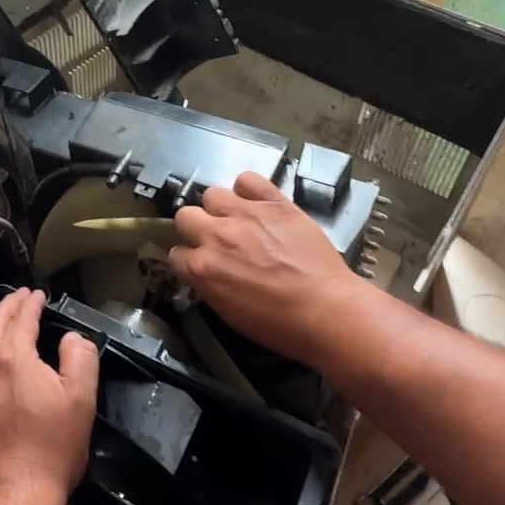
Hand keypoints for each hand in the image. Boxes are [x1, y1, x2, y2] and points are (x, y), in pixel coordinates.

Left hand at [0, 288, 99, 503]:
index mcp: (14, 356)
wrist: (16, 493)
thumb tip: (71, 337)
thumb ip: (80, 356)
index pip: (22, 317)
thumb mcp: (82, 398)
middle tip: (20, 298)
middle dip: (9, 306)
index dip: (31, 302)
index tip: (39, 295)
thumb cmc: (52, 445)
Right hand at [171, 171, 366, 366]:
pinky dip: (248, 189)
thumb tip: (205, 272)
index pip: (176, 254)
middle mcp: (217, 236)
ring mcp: (245, 214)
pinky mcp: (274, 202)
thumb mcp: (230, 313)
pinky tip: (257, 203)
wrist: (328, 311)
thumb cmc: (280, 325)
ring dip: (221, 208)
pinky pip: (248, 179)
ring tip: (238, 220)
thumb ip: (209, 285)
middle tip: (216, 240)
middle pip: (185, 216)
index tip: (201, 264)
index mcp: (202, 269)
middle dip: (196, 228)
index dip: (189, 260)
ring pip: (212, 194)